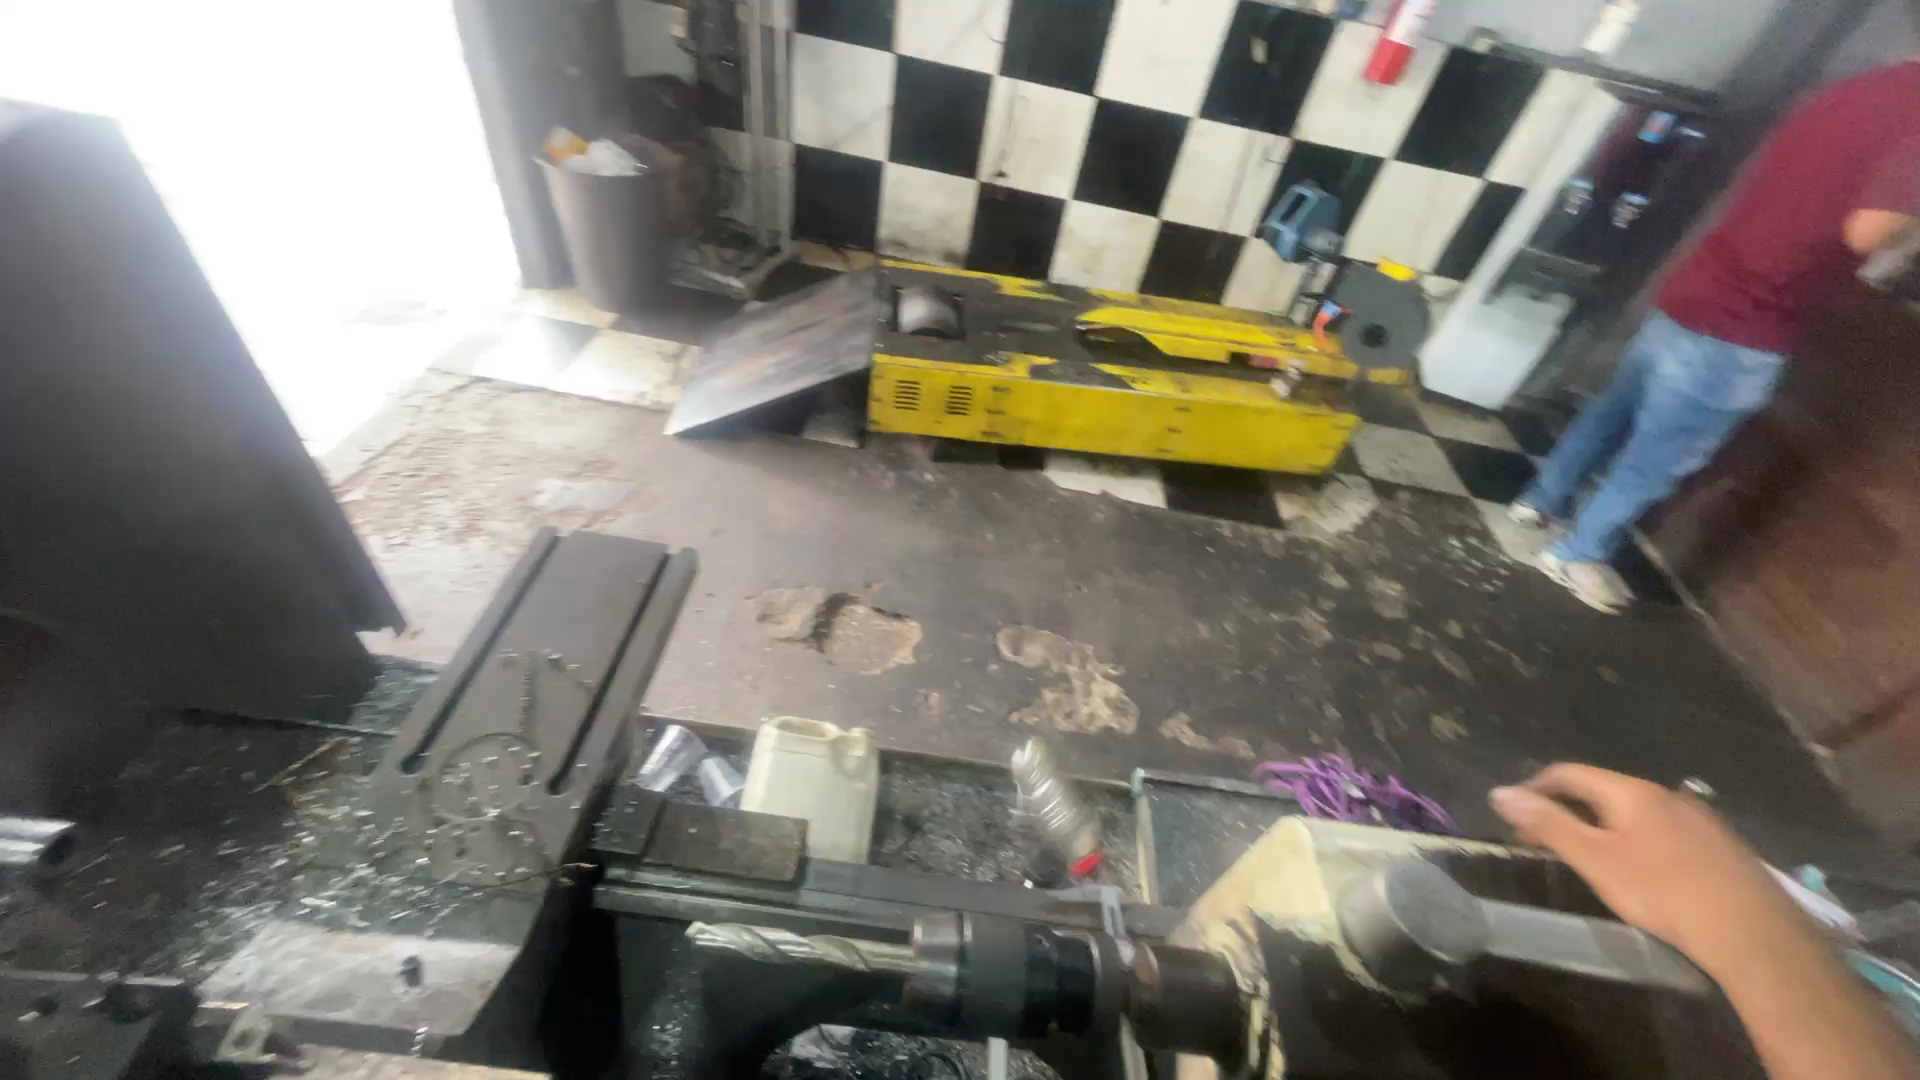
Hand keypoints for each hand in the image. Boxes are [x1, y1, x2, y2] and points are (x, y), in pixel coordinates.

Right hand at [1489, 764, 1811, 976]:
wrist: (1760, 942)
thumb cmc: (1664, 893)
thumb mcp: (1593, 859)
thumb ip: (1546, 823)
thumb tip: (1499, 792)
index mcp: (1632, 791)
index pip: (1567, 773)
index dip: (1534, 788)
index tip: (1515, 815)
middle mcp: (1667, 795)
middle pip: (1600, 791)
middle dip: (1565, 810)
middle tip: (1543, 841)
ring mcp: (1702, 821)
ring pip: (1634, 812)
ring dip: (1601, 825)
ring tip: (1588, 856)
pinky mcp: (1724, 848)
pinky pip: (1664, 830)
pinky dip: (1636, 839)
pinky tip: (1640, 869)